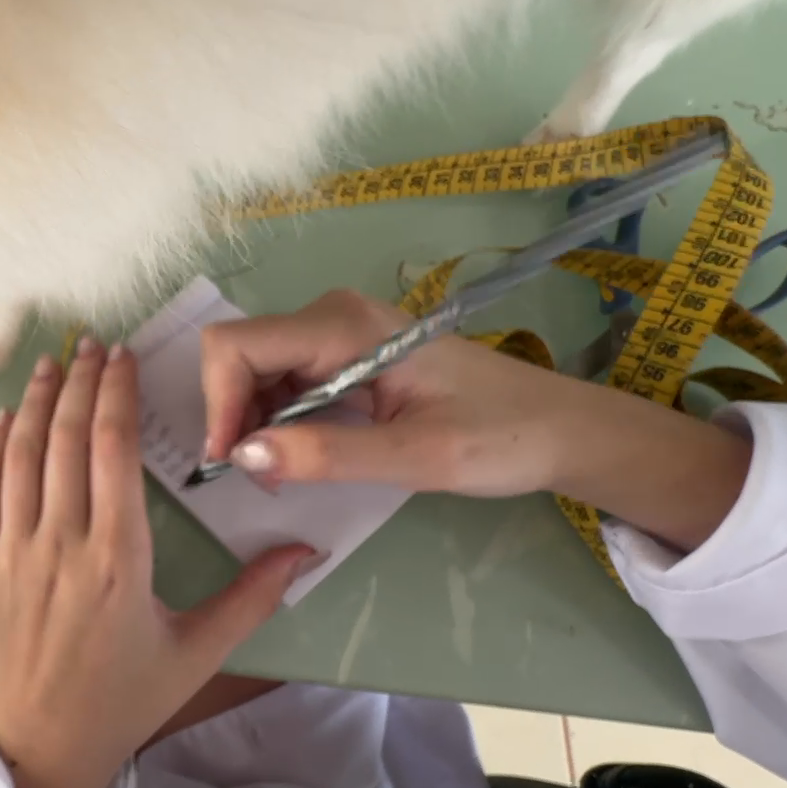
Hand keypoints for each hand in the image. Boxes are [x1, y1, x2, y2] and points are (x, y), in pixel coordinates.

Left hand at [0, 339, 313, 787]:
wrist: (36, 747)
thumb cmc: (121, 700)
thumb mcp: (197, 655)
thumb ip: (251, 598)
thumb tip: (307, 549)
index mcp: (120, 559)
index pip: (114, 452)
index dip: (115, 395)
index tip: (120, 358)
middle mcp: (62, 544)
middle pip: (67, 441)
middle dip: (76, 384)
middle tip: (85, 344)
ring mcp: (11, 551)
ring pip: (20, 457)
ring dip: (35, 405)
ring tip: (48, 366)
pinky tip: (6, 422)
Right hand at [199, 289, 753, 549]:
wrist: (568, 429)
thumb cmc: (506, 438)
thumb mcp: (420, 457)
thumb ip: (327, 454)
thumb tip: (241, 456)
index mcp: (344, 326)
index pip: (235, 345)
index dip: (218, 400)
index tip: (231, 459)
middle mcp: (327, 314)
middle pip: (235, 354)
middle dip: (231, 414)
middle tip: (255, 473)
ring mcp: (330, 328)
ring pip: (249, 366)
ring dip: (249, 418)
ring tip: (277, 469)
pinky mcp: (335, 348)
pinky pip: (275, 375)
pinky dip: (269, 415)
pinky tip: (293, 448)